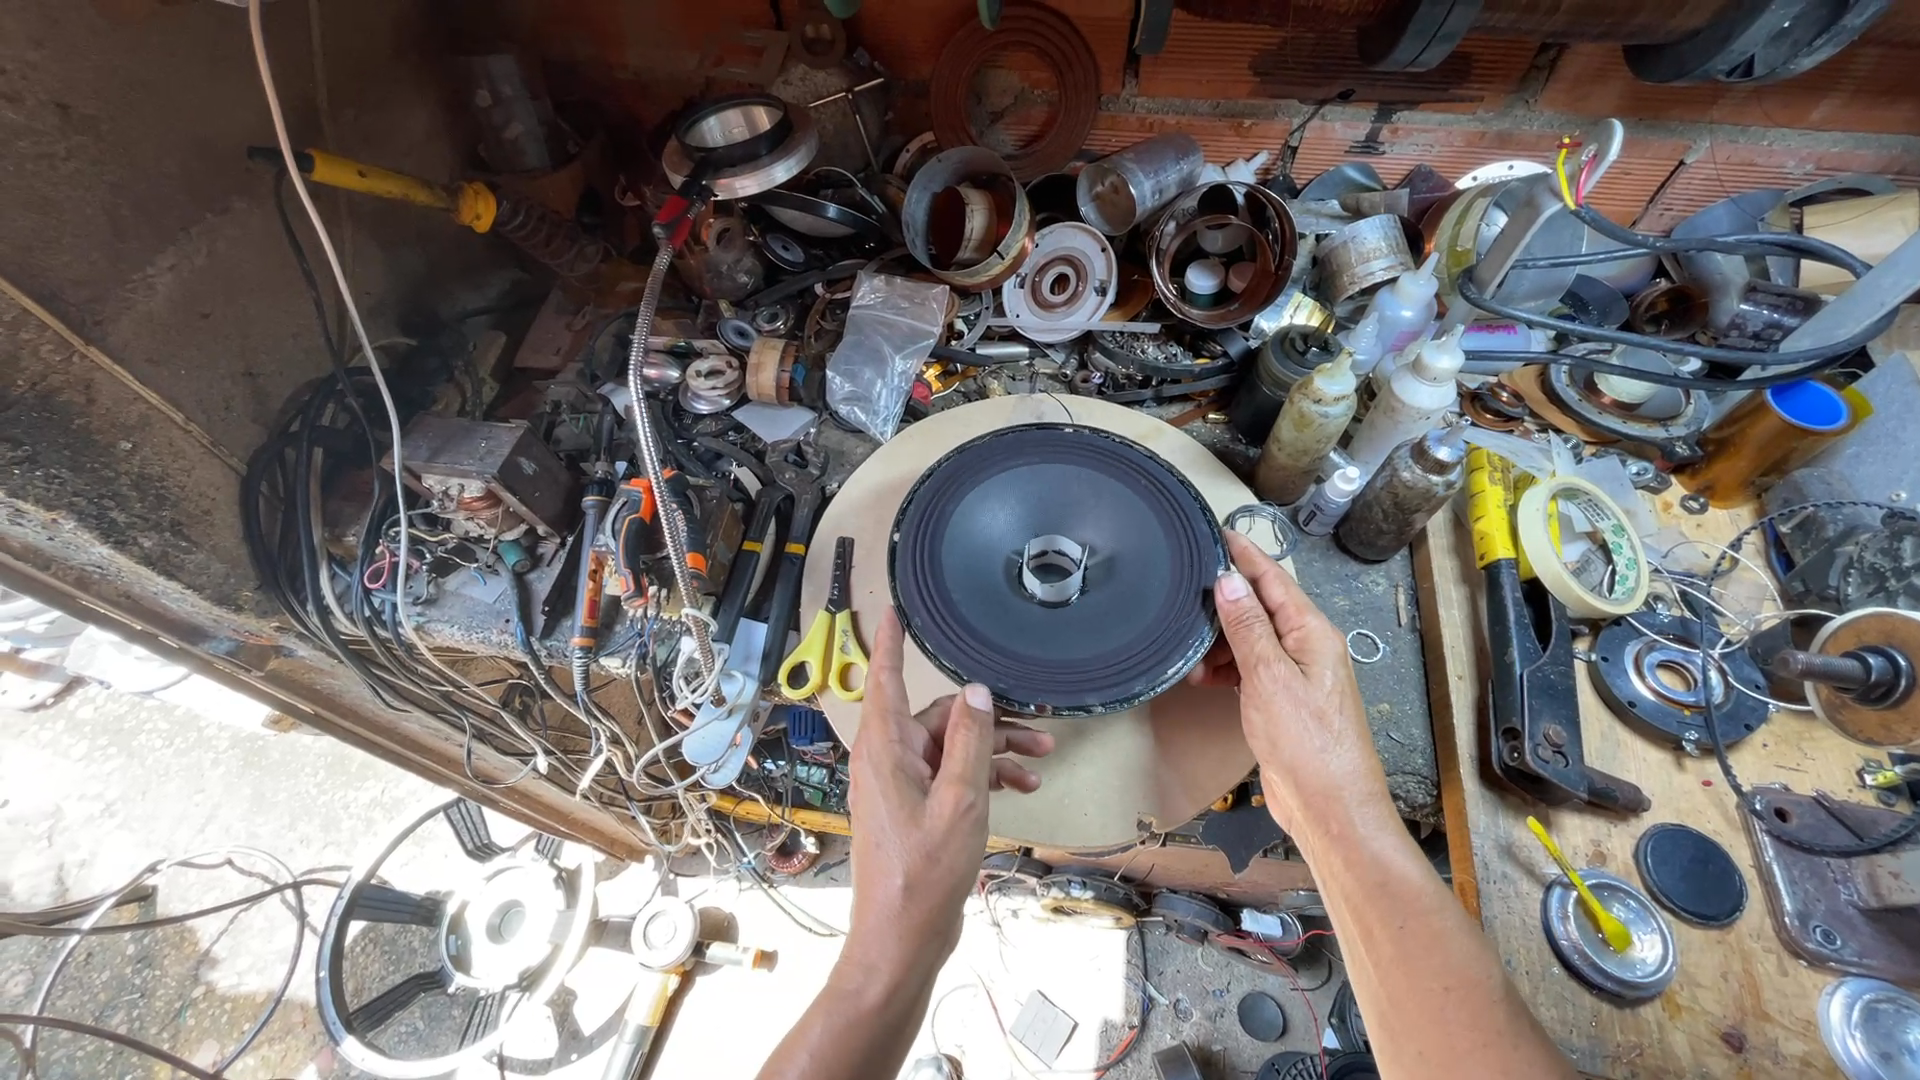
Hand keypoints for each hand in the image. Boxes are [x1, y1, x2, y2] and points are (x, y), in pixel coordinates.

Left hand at [840, 609, 1054, 981]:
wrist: (903, 938)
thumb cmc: (925, 870)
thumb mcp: (959, 800)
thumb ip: (969, 741)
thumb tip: (975, 690)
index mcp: (886, 747)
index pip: (885, 677)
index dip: (890, 641)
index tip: (894, 609)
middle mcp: (889, 757)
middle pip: (941, 717)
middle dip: (990, 720)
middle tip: (1040, 731)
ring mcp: (902, 783)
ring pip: (952, 746)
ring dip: (995, 750)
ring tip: (1041, 762)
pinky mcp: (916, 806)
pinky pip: (950, 775)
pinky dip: (983, 776)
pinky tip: (1020, 788)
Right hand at [1190, 530, 1390, 839]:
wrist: (1328, 806)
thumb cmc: (1307, 741)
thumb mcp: (1270, 678)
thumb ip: (1248, 628)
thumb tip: (1227, 581)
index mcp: (1312, 633)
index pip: (1274, 580)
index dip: (1245, 555)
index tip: (1216, 532)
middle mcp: (1306, 647)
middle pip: (1261, 607)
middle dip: (1223, 602)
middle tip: (1184, 595)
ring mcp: (1295, 675)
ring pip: (1251, 639)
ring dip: (1219, 641)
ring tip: (1189, 653)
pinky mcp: (1282, 699)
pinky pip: (1249, 668)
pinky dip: (1226, 667)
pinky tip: (1204, 677)